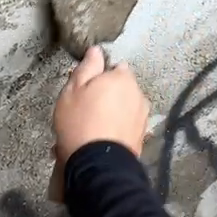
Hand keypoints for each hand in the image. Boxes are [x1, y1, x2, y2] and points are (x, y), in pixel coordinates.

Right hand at [49, 46, 150, 203]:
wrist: (98, 166)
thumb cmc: (81, 123)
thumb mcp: (73, 89)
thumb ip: (87, 66)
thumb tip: (96, 50)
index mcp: (123, 78)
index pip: (113, 67)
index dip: (97, 76)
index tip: (84, 89)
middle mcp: (138, 94)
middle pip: (119, 89)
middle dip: (105, 96)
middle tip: (83, 110)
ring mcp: (142, 117)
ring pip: (122, 109)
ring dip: (110, 115)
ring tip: (88, 130)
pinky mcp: (141, 138)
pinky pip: (125, 127)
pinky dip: (114, 130)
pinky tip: (98, 142)